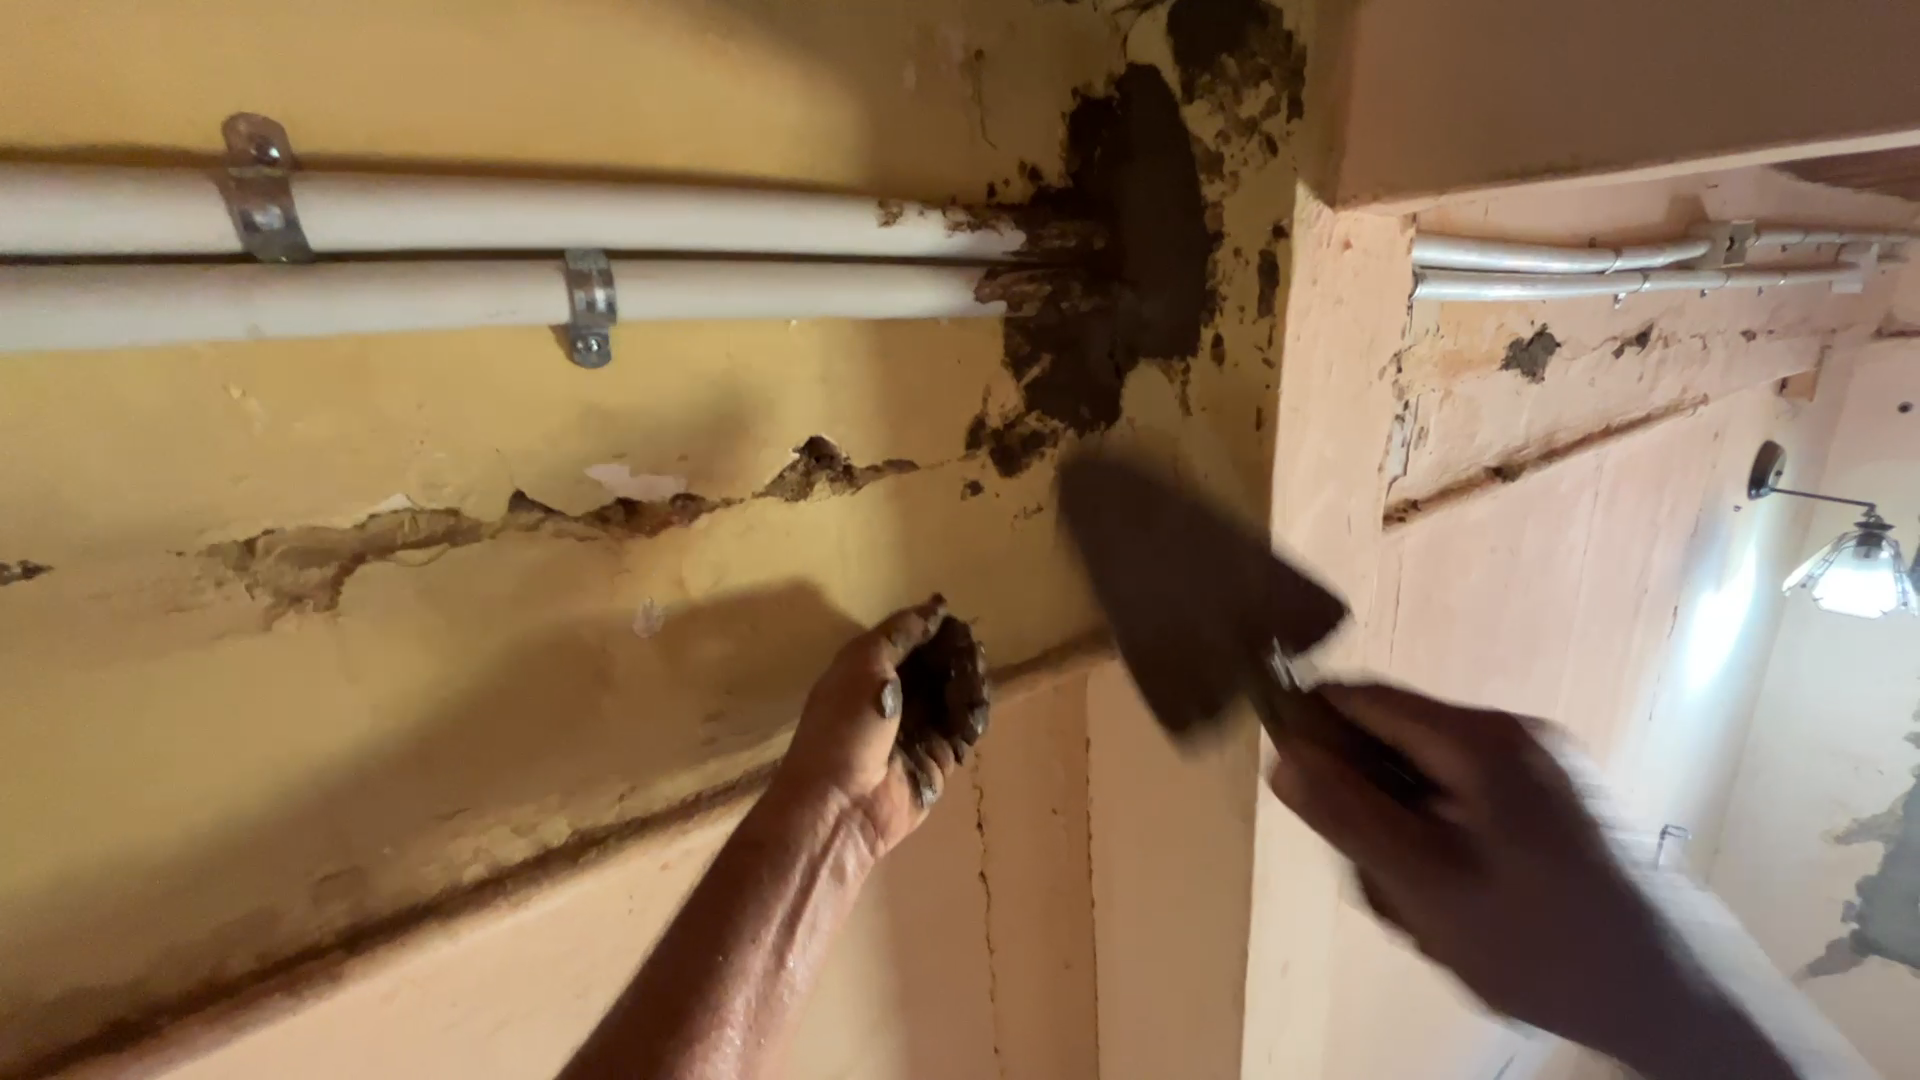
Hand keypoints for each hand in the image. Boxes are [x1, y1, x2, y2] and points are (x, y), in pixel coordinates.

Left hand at [774, 596, 984, 856]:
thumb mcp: (863, 662)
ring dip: (969, 682)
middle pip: (936, 668)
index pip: (910, 643)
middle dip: (957, 655)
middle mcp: (894, 699)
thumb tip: (936, 606)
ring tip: (975, 677)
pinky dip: (973, 715)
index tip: (957, 622)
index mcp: (868, 672)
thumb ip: (901, 632)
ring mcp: (917, 730)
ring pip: (955, 696)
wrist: (840, 802)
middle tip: (972, 650)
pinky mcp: (938, 760)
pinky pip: (964, 730)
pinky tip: (975, 707)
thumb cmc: (844, 723)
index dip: (934, 630)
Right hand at [1269, 684, 1694, 1062]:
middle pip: (1386, 739)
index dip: (1312, 732)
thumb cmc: (1542, 943)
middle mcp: (1506, 732)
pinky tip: (1453, 893)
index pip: (1356, 697)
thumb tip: (1280, 757)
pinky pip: (1455, 795)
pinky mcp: (1547, 794)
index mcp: (1476, 738)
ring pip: (1416, 774)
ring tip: (1422, 901)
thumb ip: (1346, 816)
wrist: (1683, 1007)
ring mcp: (1532, 762)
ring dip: (1397, 830)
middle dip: (1363, 802)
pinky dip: (1434, 836)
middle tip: (1377, 875)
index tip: (1303, 793)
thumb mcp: (1424, 885)